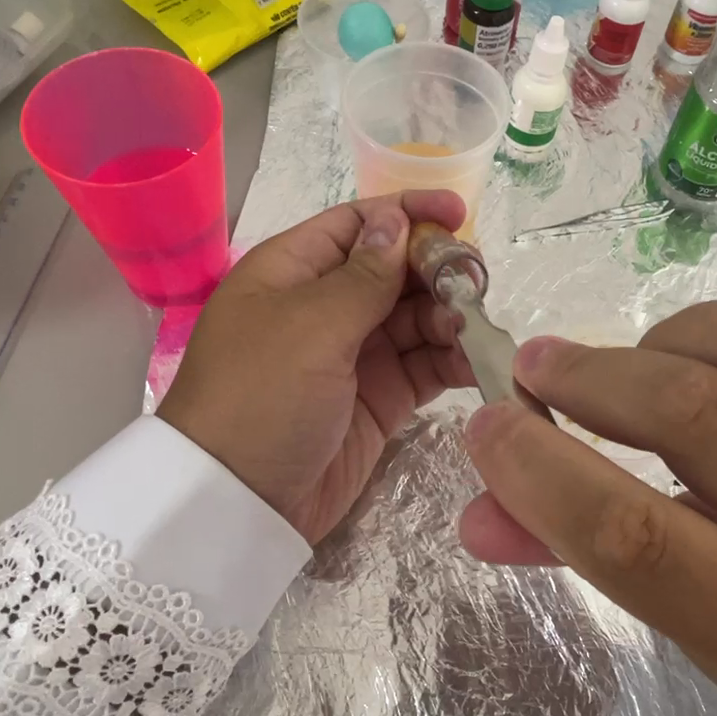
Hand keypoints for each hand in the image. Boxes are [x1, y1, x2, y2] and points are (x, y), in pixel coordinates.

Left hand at [158, 191, 475, 543]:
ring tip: (476, 328)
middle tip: (476, 286)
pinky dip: (452, 361)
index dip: (406, 214)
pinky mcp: (378, 400)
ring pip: (415, 319)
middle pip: (394, 271)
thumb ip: (363, 276)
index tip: (458, 214)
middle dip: (437, 271)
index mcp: (292, 272)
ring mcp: (354, 356)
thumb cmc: (261, 396)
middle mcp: (324, 307)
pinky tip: (478, 360)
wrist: (239, 501)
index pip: (357, 225)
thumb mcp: (309, 326)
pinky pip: (423, 367)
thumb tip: (395, 222)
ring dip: (450, 317)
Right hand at [458, 264, 716, 715]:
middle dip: (598, 381)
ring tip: (653, 361)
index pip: (639, 542)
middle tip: (544, 370)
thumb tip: (474, 512)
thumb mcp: (676, 617)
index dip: (542, 473)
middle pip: (705, 421)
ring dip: (683, 335)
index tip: (490, 424)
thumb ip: (576, 553)